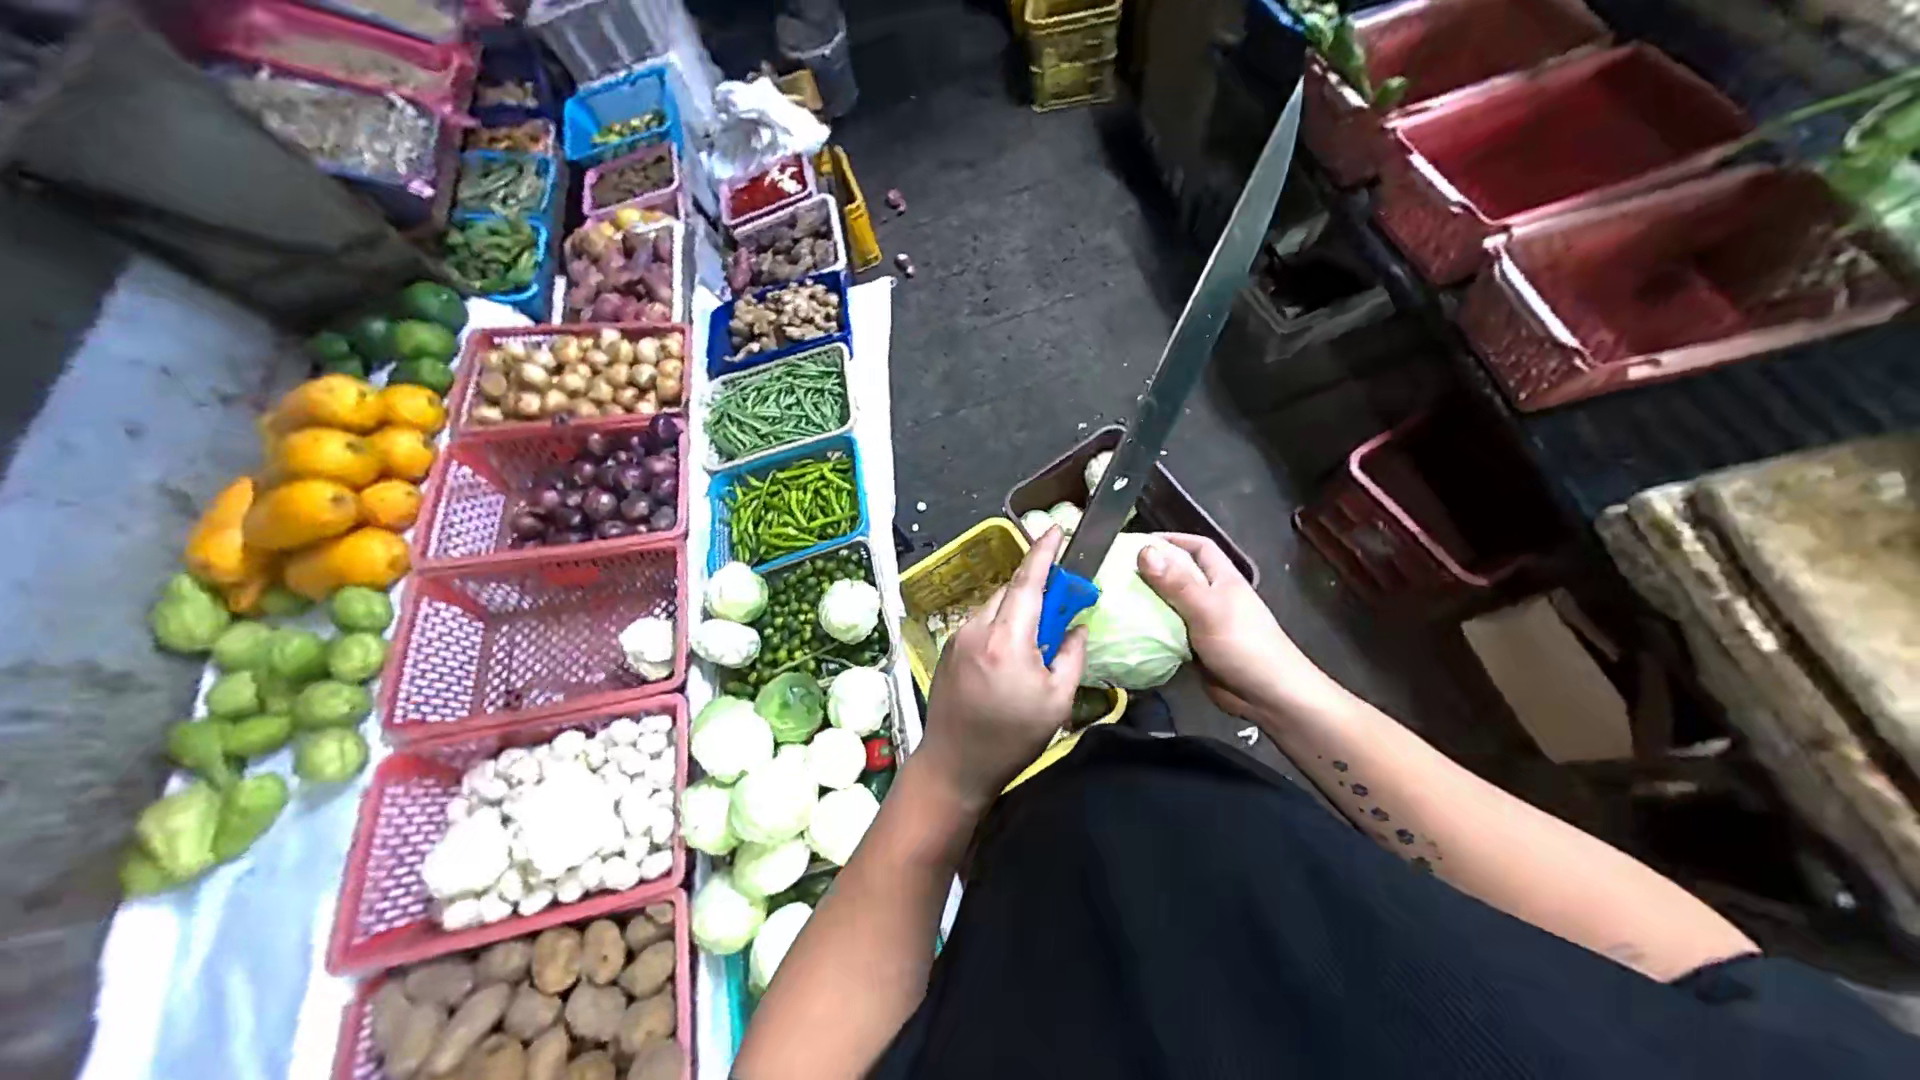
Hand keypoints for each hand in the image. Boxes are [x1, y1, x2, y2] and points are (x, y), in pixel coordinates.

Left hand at [917, 527, 1087, 809]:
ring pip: (994, 606)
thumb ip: (1071, 656)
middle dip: (1037, 587)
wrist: (954, 765)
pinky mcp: (948, 649)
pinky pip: (980, 622)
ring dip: (1018, 608)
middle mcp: (976, 629)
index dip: (1043, 552)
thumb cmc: (1011, 738)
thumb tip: (1076, 627)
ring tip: (1037, 637)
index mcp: (1007, 640)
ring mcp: (957, 638)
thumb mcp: (1057, 701)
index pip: (1028, 582)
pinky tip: (1011, 652)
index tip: (1055, 530)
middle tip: (1061, 603)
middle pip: (1010, 590)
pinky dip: (1001, 623)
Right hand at [1136, 533, 1340, 718]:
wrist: (1268, 697)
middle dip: (1152, 571)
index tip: (1140, 542)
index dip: (1173, 540)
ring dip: (1147, 602)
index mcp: (1222, 579)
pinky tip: (1127, 630)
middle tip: (1116, 572)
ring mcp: (1204, 624)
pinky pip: (1168, 633)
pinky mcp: (1195, 649)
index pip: (1199, 547)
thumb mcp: (1207, 609)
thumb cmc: (1243, 645)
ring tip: (1114, 598)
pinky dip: (1150, 630)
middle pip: (1179, 576)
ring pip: (1170, 606)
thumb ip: (1176, 583)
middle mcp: (1213, 597)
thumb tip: (1144, 551)